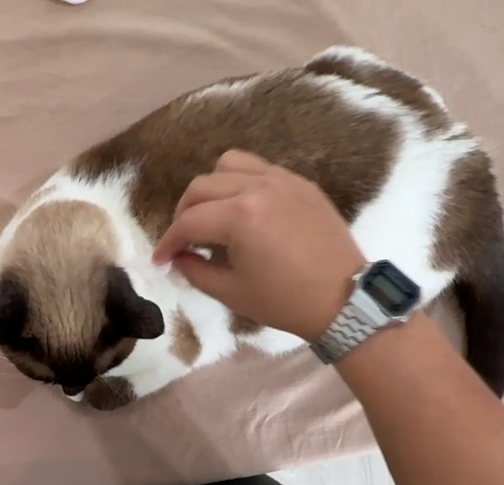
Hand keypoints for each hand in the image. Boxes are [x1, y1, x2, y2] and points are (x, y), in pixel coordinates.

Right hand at [151, 150, 367, 341]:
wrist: (342, 298)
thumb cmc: (284, 301)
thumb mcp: (232, 293)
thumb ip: (196, 271)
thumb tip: (179, 258)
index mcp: (240, 216)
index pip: (189, 221)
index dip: (168, 242)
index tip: (160, 260)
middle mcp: (258, 187)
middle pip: (202, 186)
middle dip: (184, 214)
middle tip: (183, 241)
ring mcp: (282, 179)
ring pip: (229, 164)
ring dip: (210, 189)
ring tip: (211, 217)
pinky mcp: (300, 183)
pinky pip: (259, 168)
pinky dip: (240, 183)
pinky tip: (242, 212)